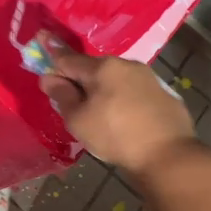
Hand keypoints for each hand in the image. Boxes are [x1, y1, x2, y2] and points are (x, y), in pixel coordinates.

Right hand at [40, 45, 197, 176]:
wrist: (167, 154)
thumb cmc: (114, 135)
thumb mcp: (78, 120)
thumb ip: (62, 95)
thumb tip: (49, 78)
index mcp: (102, 67)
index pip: (68, 59)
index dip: (53, 61)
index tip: (43, 56)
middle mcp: (126, 65)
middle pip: (93, 69)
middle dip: (80, 81)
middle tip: (71, 103)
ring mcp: (148, 78)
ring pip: (115, 80)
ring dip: (103, 91)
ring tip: (98, 114)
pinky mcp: (163, 93)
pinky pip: (133, 92)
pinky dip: (122, 100)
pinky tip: (123, 119)